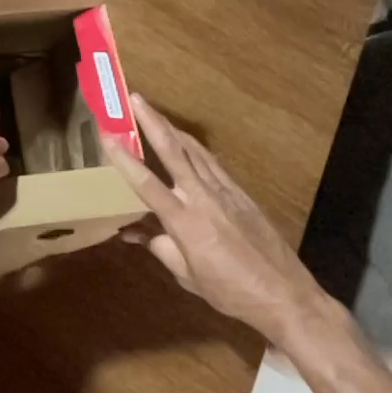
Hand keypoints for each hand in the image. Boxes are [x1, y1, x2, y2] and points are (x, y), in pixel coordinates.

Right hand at [105, 92, 331, 343]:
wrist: (285, 295)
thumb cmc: (232, 293)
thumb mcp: (188, 277)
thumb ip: (160, 248)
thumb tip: (132, 232)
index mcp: (185, 223)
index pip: (147, 184)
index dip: (124, 159)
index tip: (106, 135)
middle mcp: (202, 198)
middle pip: (174, 150)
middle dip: (152, 121)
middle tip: (135, 97)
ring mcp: (224, 192)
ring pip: (193, 150)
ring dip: (171, 127)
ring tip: (153, 110)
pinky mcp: (240, 193)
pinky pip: (211, 162)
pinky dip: (194, 147)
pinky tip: (186, 141)